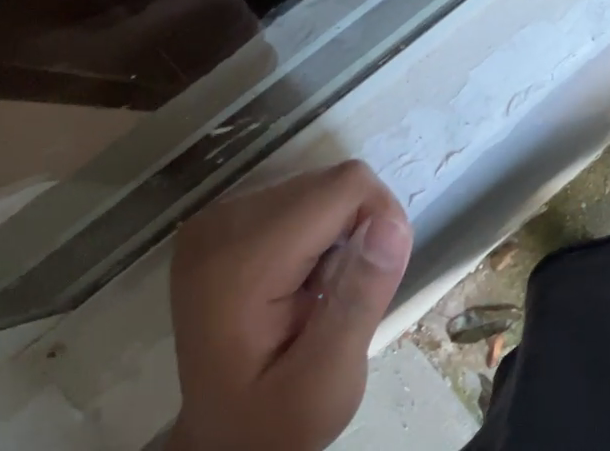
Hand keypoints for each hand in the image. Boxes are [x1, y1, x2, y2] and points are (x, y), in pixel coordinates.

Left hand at [168, 162, 413, 450]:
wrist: (222, 439)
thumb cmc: (276, 418)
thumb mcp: (328, 379)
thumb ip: (359, 299)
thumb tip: (392, 222)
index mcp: (240, 260)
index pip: (345, 186)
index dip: (380, 223)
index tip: (372, 283)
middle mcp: (220, 223)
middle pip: (334, 183)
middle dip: (358, 231)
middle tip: (339, 298)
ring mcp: (216, 219)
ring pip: (322, 187)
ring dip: (339, 233)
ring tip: (318, 293)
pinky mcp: (223, 220)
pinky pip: (302, 197)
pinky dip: (319, 232)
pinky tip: (300, 280)